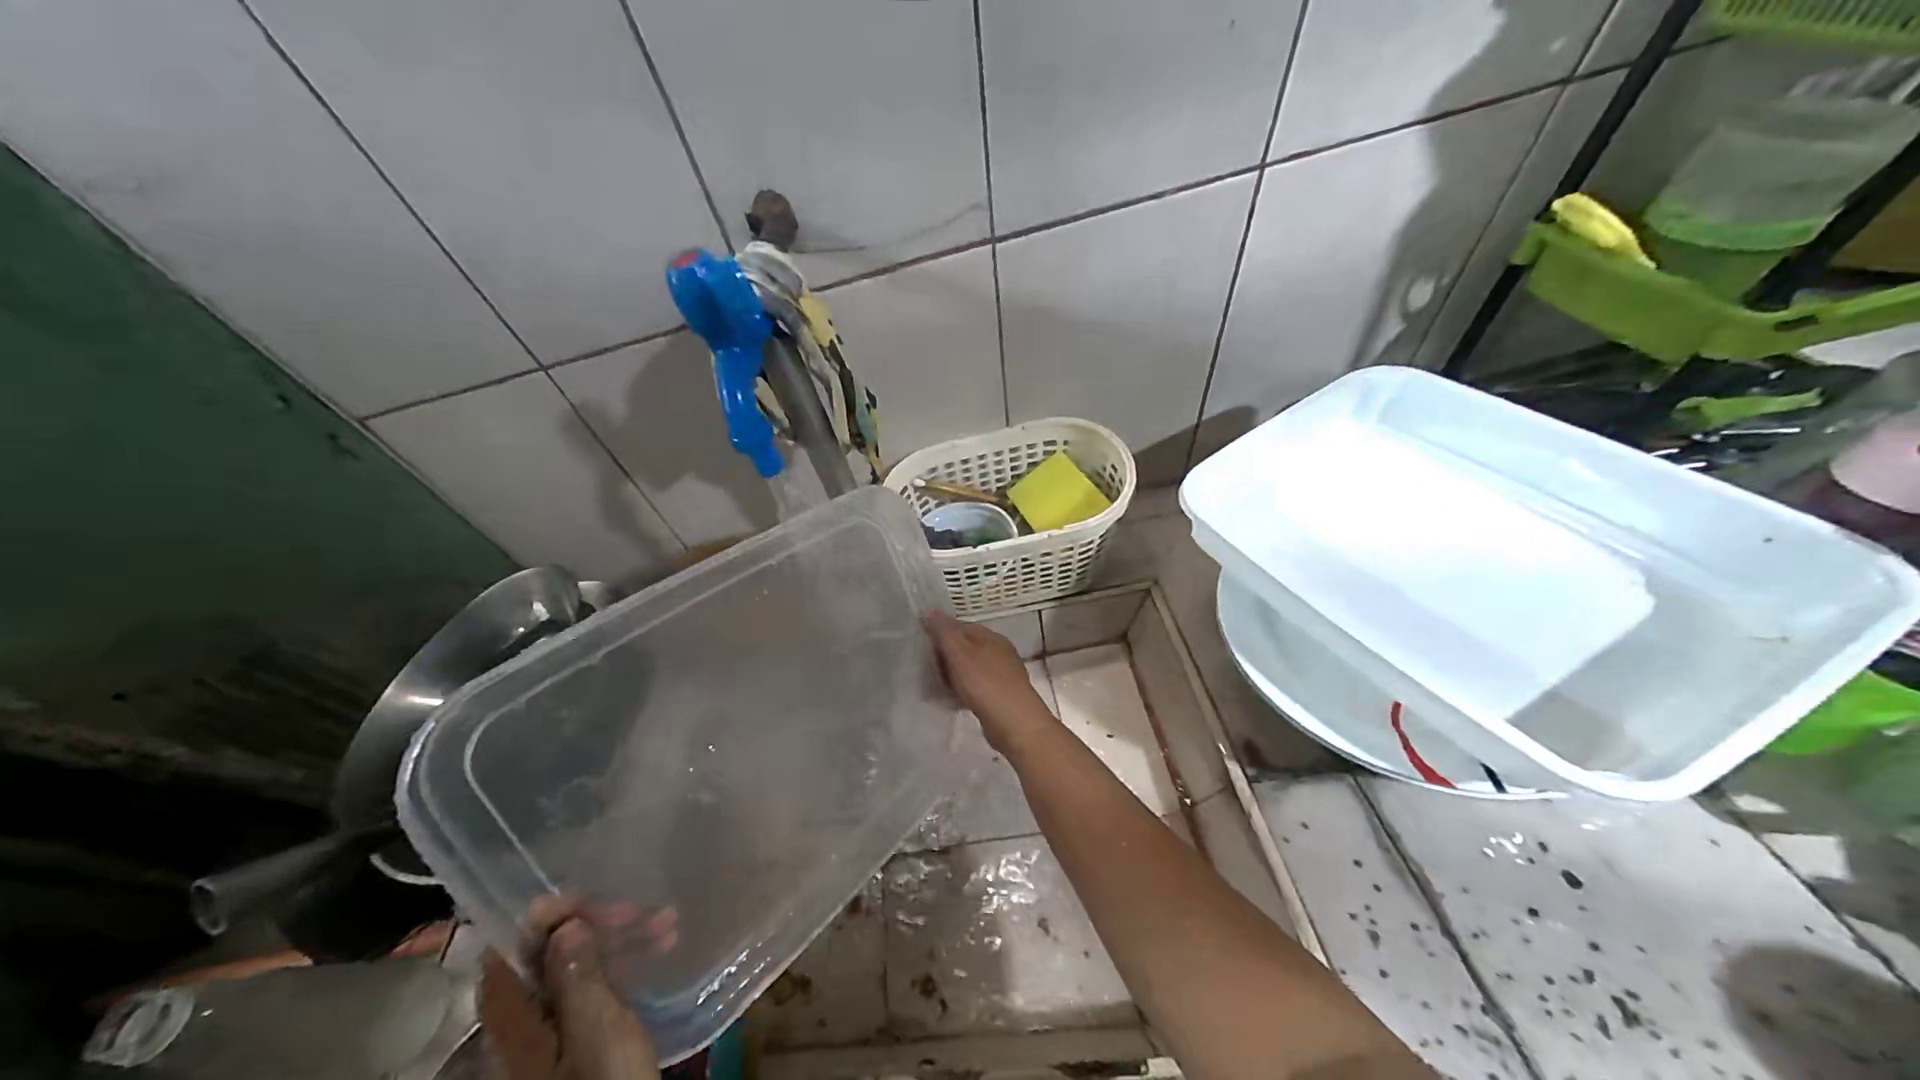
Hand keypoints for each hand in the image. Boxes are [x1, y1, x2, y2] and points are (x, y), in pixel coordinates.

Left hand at [478, 895, 672, 1079]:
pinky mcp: (577, 1039)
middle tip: (642, 911)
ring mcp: (550, 1031)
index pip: (510, 947)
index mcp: (512, 1018)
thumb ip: (577, 977)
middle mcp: (523, 1020)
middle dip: (596, 924)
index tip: (592, 899)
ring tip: (669, 923)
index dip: (548, 915)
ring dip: (620, 939)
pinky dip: (624, 963)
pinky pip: (593, 986)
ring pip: (577, 966)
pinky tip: (660, 948)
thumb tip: (561, 924)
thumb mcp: (597, 1032)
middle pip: (547, 953)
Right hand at [924, 611, 1057, 753]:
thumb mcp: (959, 652)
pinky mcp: (1000, 695)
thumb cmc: (984, 683)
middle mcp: (998, 651)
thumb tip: (929, 610)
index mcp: (990, 636)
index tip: (925, 653)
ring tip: (936, 692)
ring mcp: (1001, 673)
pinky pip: (974, 688)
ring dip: (950, 678)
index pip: (958, 627)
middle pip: (962, 649)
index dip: (939, 638)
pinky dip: (961, 692)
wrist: (1015, 723)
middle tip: (929, 675)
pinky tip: (952, 703)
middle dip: (943, 660)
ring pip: (967, 669)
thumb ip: (943, 630)